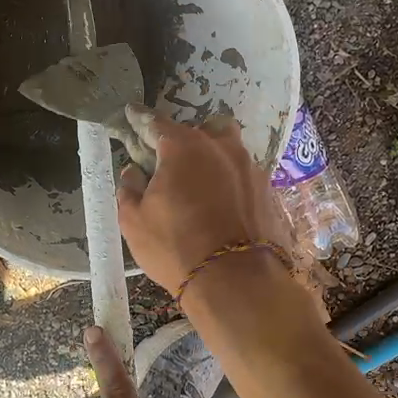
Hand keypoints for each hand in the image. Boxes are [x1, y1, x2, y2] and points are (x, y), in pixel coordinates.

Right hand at [117, 110, 291, 294]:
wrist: (238, 283)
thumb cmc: (176, 247)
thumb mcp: (134, 221)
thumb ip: (129, 189)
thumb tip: (134, 172)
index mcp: (183, 147)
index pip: (155, 122)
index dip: (139, 119)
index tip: (130, 114)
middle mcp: (220, 147)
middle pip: (198, 129)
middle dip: (181, 139)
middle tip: (167, 160)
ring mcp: (249, 167)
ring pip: (227, 147)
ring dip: (211, 155)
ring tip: (197, 179)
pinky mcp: (268, 190)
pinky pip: (242, 173)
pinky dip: (228, 179)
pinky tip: (218, 201)